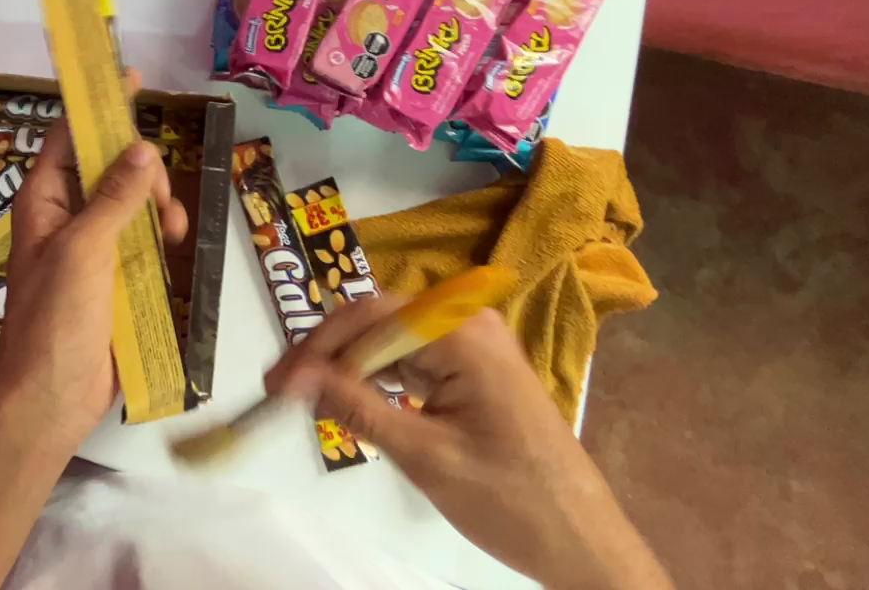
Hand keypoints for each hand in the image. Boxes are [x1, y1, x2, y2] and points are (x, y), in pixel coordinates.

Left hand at [0, 112, 188, 451]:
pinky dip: (160, 233)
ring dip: (157, 205)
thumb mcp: (84, 249)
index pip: (69, 136)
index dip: (97, 107)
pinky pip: (142, 234)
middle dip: (140, 171)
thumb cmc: (57, 317)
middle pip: (109, 165)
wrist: (53, 393)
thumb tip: (141, 146)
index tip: (130, 78)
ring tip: (172, 231)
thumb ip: (114, 197)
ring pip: (131, 199)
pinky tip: (175, 246)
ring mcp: (91, 243)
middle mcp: (65, 213)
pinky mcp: (114, 271)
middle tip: (157, 199)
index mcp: (44, 198)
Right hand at [265, 297, 671, 589]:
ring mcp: (472, 343)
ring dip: (346, 366)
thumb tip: (292, 377)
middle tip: (281, 390)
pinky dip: (375, 378)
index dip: (317, 346)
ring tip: (304, 396)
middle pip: (375, 322)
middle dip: (326, 355)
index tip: (279, 383)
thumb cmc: (512, 504)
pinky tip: (349, 399)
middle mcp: (466, 322)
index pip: (369, 317)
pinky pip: (408, 357)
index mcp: (462, 334)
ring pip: (387, 339)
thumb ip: (355, 407)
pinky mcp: (472, 366)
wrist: (589, 550)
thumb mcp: (424, 456)